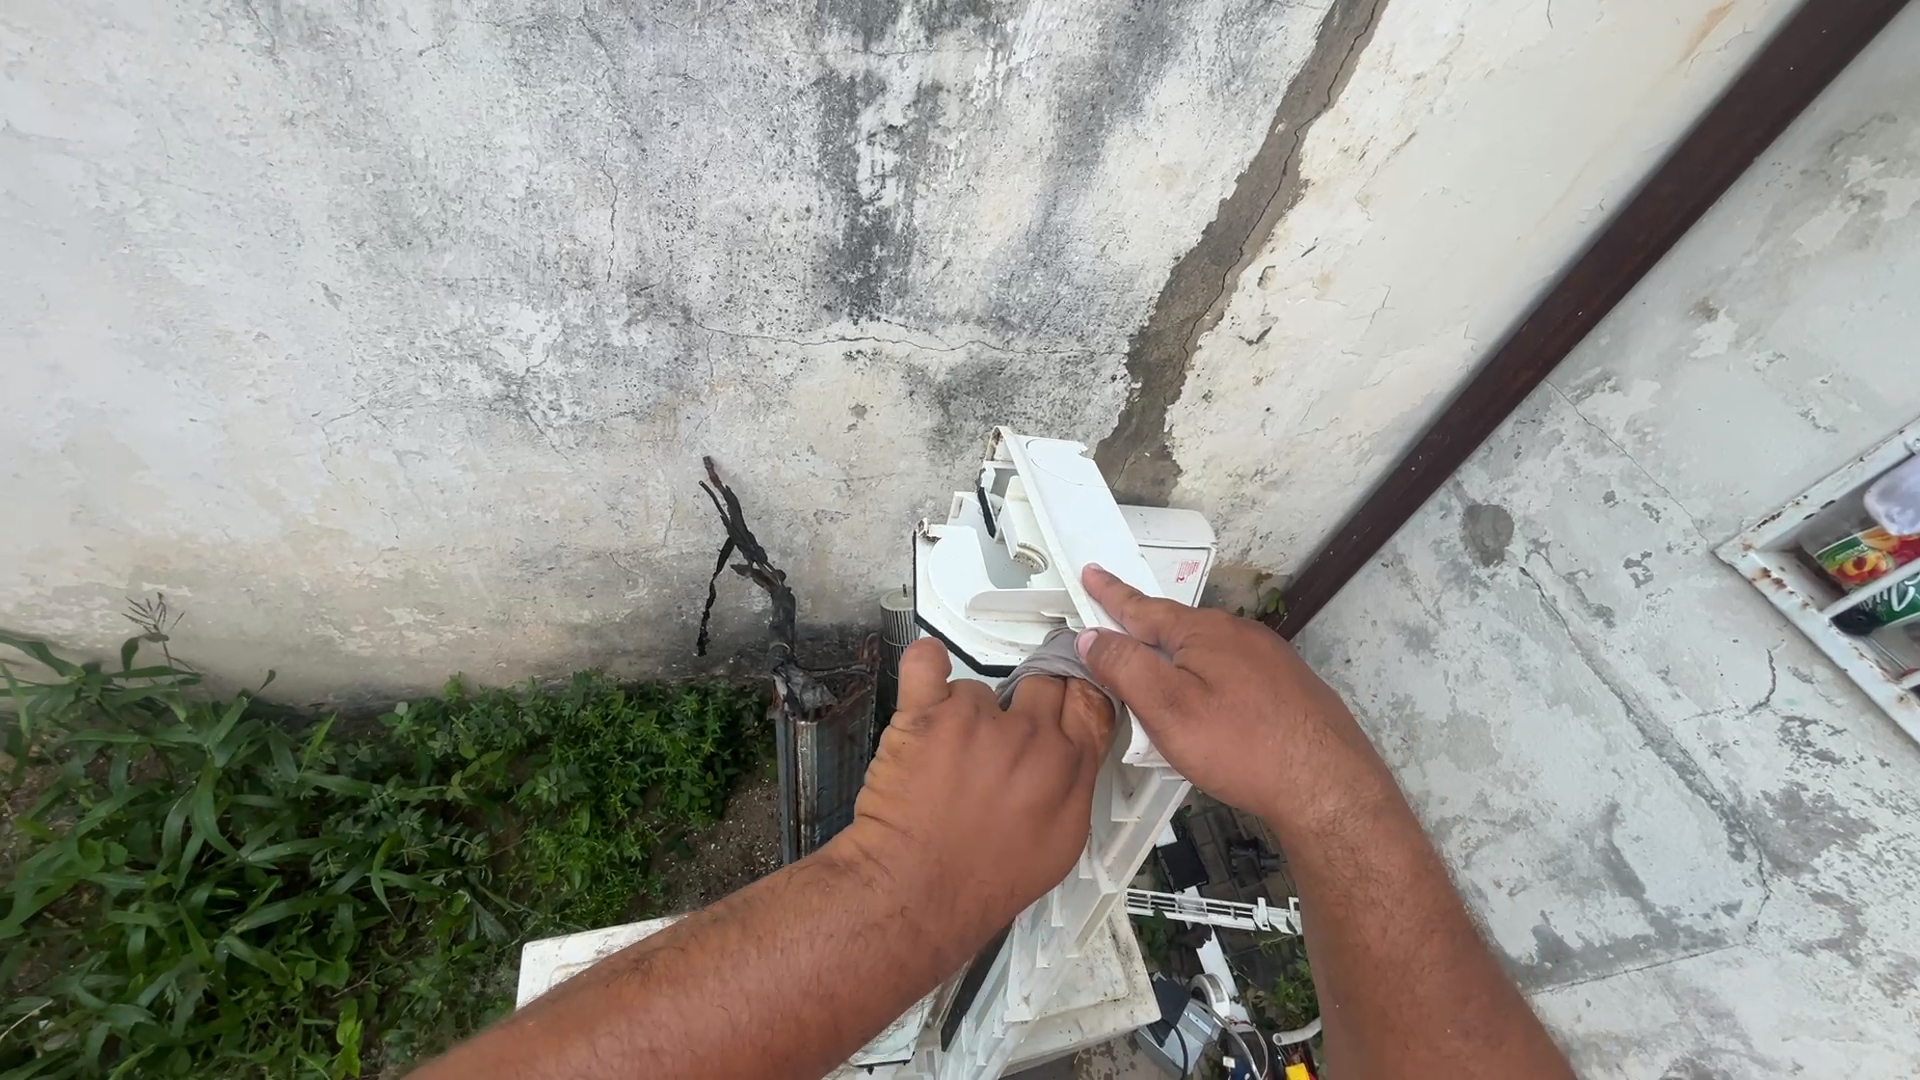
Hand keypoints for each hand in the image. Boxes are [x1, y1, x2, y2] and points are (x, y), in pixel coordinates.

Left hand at [827, 639, 1114, 961]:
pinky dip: (926, 665)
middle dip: (1022, 704)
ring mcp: (976, 721)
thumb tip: (1073, 748)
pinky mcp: (925, 714)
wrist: (916, 894)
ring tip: (946, 757)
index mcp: (1068, 766)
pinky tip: (928, 679)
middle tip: (998, 735)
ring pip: (978, 689)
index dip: (1074, 692)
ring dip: (964, 713)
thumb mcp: (1061, 843)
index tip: (1061, 695)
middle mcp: (1029, 736)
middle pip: (1041, 683)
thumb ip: (1076, 784)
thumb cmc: (984, 880)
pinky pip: (927, 661)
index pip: (1089, 698)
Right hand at [1074, 565, 1396, 837]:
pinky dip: (1208, 678)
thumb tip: (1093, 636)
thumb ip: (1124, 667)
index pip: (1141, 606)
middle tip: (1115, 640)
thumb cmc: (1243, 747)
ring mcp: (1268, 657)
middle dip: (1143, 632)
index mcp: (1202, 632)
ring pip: (1206, 650)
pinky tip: (1211, 708)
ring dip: (1177, 660)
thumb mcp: (1166, 708)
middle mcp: (1237, 633)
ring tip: (1160, 686)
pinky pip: (1232, 670)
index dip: (1110, 592)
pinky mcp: (1287, 684)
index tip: (1091, 573)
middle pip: (1175, 627)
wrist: (1329, 788)